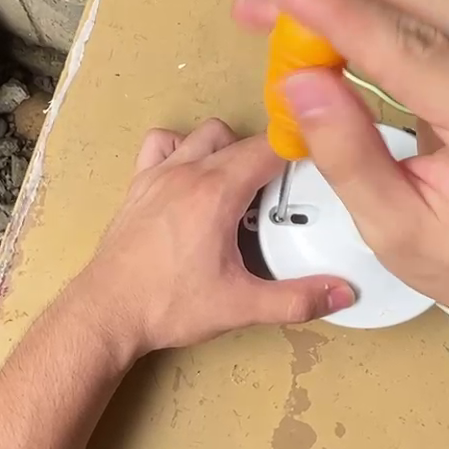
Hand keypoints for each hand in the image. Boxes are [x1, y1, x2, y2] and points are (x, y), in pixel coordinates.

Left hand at [68, 118, 354, 359]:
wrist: (106, 313)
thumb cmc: (166, 306)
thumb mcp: (240, 306)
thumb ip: (296, 299)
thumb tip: (342, 294)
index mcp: (215, 192)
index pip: (269, 148)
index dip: (297, 150)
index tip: (315, 164)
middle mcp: (186, 172)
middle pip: (241, 139)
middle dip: (268, 157)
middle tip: (281, 194)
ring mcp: (158, 174)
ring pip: (203, 135)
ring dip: (227, 147)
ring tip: (239, 183)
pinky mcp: (138, 185)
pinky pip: (162, 144)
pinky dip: (181, 148)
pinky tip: (191, 176)